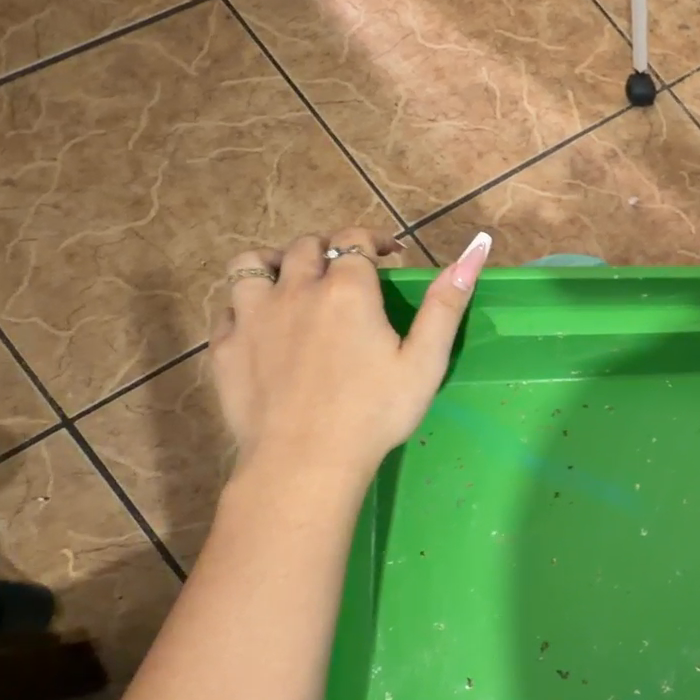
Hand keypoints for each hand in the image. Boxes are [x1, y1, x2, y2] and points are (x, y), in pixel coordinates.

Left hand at [210, 229, 492, 478]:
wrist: (305, 458)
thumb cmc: (376, 411)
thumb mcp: (425, 360)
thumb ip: (446, 303)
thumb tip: (476, 250)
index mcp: (347, 291)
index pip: (354, 241)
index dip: (373, 240)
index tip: (389, 254)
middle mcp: (294, 290)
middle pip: (305, 247)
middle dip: (329, 249)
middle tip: (348, 271)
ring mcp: (252, 316)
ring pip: (252, 264)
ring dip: (276, 263)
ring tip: (293, 281)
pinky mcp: (223, 346)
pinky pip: (228, 307)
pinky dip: (247, 303)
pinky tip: (263, 323)